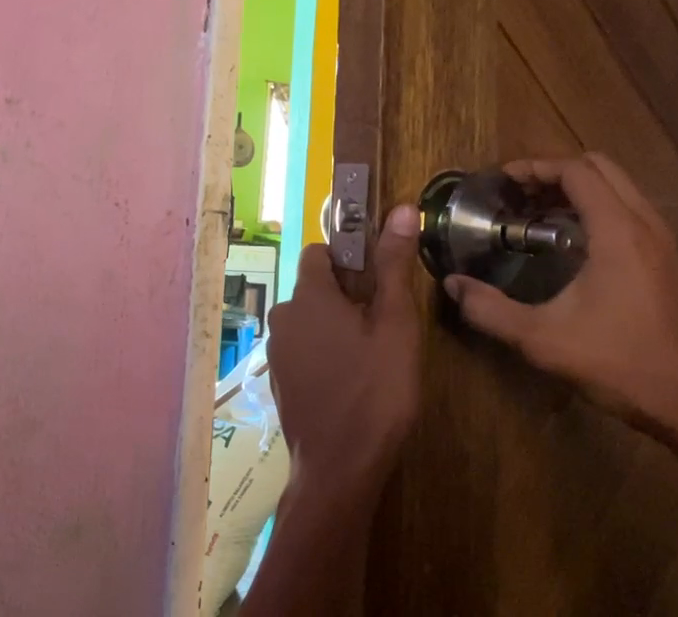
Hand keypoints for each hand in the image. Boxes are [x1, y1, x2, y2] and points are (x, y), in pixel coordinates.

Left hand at [265, 205, 422, 491]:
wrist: (339, 468)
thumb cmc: (374, 391)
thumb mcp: (395, 325)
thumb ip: (393, 266)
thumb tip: (400, 209)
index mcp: (308, 295)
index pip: (320, 252)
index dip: (349, 257)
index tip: (378, 279)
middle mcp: (282, 315)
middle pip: (314, 286)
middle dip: (345, 295)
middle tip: (382, 324)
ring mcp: (276, 351)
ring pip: (308, 320)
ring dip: (334, 326)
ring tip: (370, 356)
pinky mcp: (278, 380)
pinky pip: (302, 348)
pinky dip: (322, 352)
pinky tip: (349, 381)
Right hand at [443, 153, 677, 426]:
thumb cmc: (615, 363)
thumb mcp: (541, 338)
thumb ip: (490, 309)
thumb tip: (452, 284)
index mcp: (617, 232)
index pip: (576, 171)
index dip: (535, 167)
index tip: (502, 181)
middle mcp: (643, 224)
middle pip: (600, 167)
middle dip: (556, 171)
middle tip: (519, 193)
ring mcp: (660, 241)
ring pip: (618, 186)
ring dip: (577, 188)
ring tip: (536, 212)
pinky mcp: (665, 260)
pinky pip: (628, 209)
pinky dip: (596, 207)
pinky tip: (568, 241)